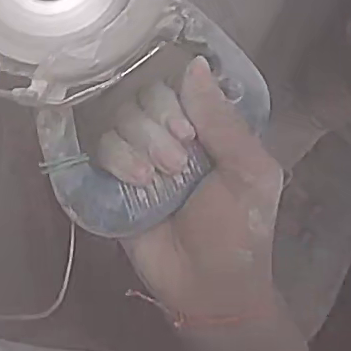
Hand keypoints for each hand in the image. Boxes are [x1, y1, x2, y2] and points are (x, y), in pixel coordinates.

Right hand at [94, 57, 284, 324]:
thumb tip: (196, 64)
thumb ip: (224, 121)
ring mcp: (138, 154)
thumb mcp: (249, 172)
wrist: (207, 287)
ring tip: (157, 179)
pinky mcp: (113, 179)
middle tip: (177, 163)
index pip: (178, 84)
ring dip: (138, 145)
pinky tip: (137, 183)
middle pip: (142, 97)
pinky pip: (101, 146)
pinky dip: (118, 159)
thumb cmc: (239, 229)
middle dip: (156, 127)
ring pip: (119, 118)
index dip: (176, 101)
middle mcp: (169, 132)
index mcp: (206, 125)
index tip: (188, 132)